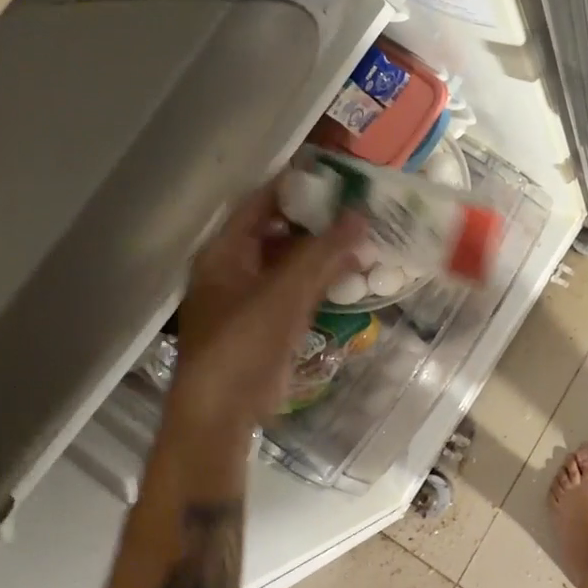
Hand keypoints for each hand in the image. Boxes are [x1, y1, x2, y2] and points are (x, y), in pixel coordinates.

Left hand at [168, 185, 365, 432]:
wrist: (222, 414)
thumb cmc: (242, 344)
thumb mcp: (285, 293)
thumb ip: (323, 252)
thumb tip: (361, 214)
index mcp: (225, 252)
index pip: (262, 202)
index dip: (297, 185)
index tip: (338, 174)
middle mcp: (235, 267)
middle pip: (280, 229)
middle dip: (319, 218)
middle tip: (360, 203)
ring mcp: (252, 295)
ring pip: (293, 259)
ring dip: (325, 247)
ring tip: (366, 231)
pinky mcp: (269, 320)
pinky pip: (299, 286)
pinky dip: (324, 275)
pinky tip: (355, 268)